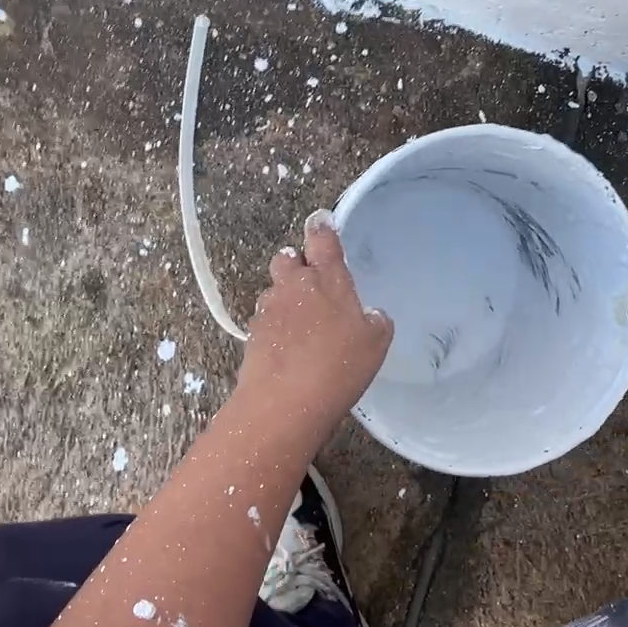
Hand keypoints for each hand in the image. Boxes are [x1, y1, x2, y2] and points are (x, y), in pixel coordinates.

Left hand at [234, 210, 393, 444]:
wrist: (284, 403)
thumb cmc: (338, 366)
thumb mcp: (375, 344)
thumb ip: (375, 321)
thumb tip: (371, 315)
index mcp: (328, 279)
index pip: (323, 240)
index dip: (323, 229)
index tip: (322, 222)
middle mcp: (295, 286)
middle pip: (289, 258)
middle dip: (297, 262)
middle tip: (310, 279)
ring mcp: (269, 309)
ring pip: (274, 290)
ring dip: (285, 297)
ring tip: (300, 320)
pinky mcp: (252, 334)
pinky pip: (265, 319)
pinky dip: (275, 326)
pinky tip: (288, 346)